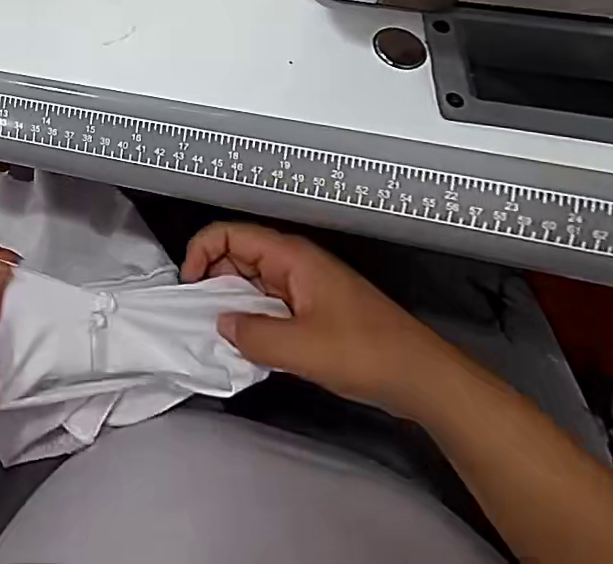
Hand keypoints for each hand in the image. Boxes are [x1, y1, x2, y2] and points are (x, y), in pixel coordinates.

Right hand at [183, 222, 458, 417]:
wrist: (422, 377)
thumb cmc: (367, 352)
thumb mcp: (301, 348)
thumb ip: (252, 335)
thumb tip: (222, 324)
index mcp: (291, 256)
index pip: (230, 234)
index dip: (201, 251)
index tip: (189, 284)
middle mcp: (294, 263)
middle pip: (237, 254)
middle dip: (213, 278)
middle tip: (201, 312)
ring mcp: (304, 284)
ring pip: (252, 280)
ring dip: (232, 300)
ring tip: (221, 330)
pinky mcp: (312, 307)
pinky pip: (268, 301)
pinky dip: (251, 316)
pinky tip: (249, 342)